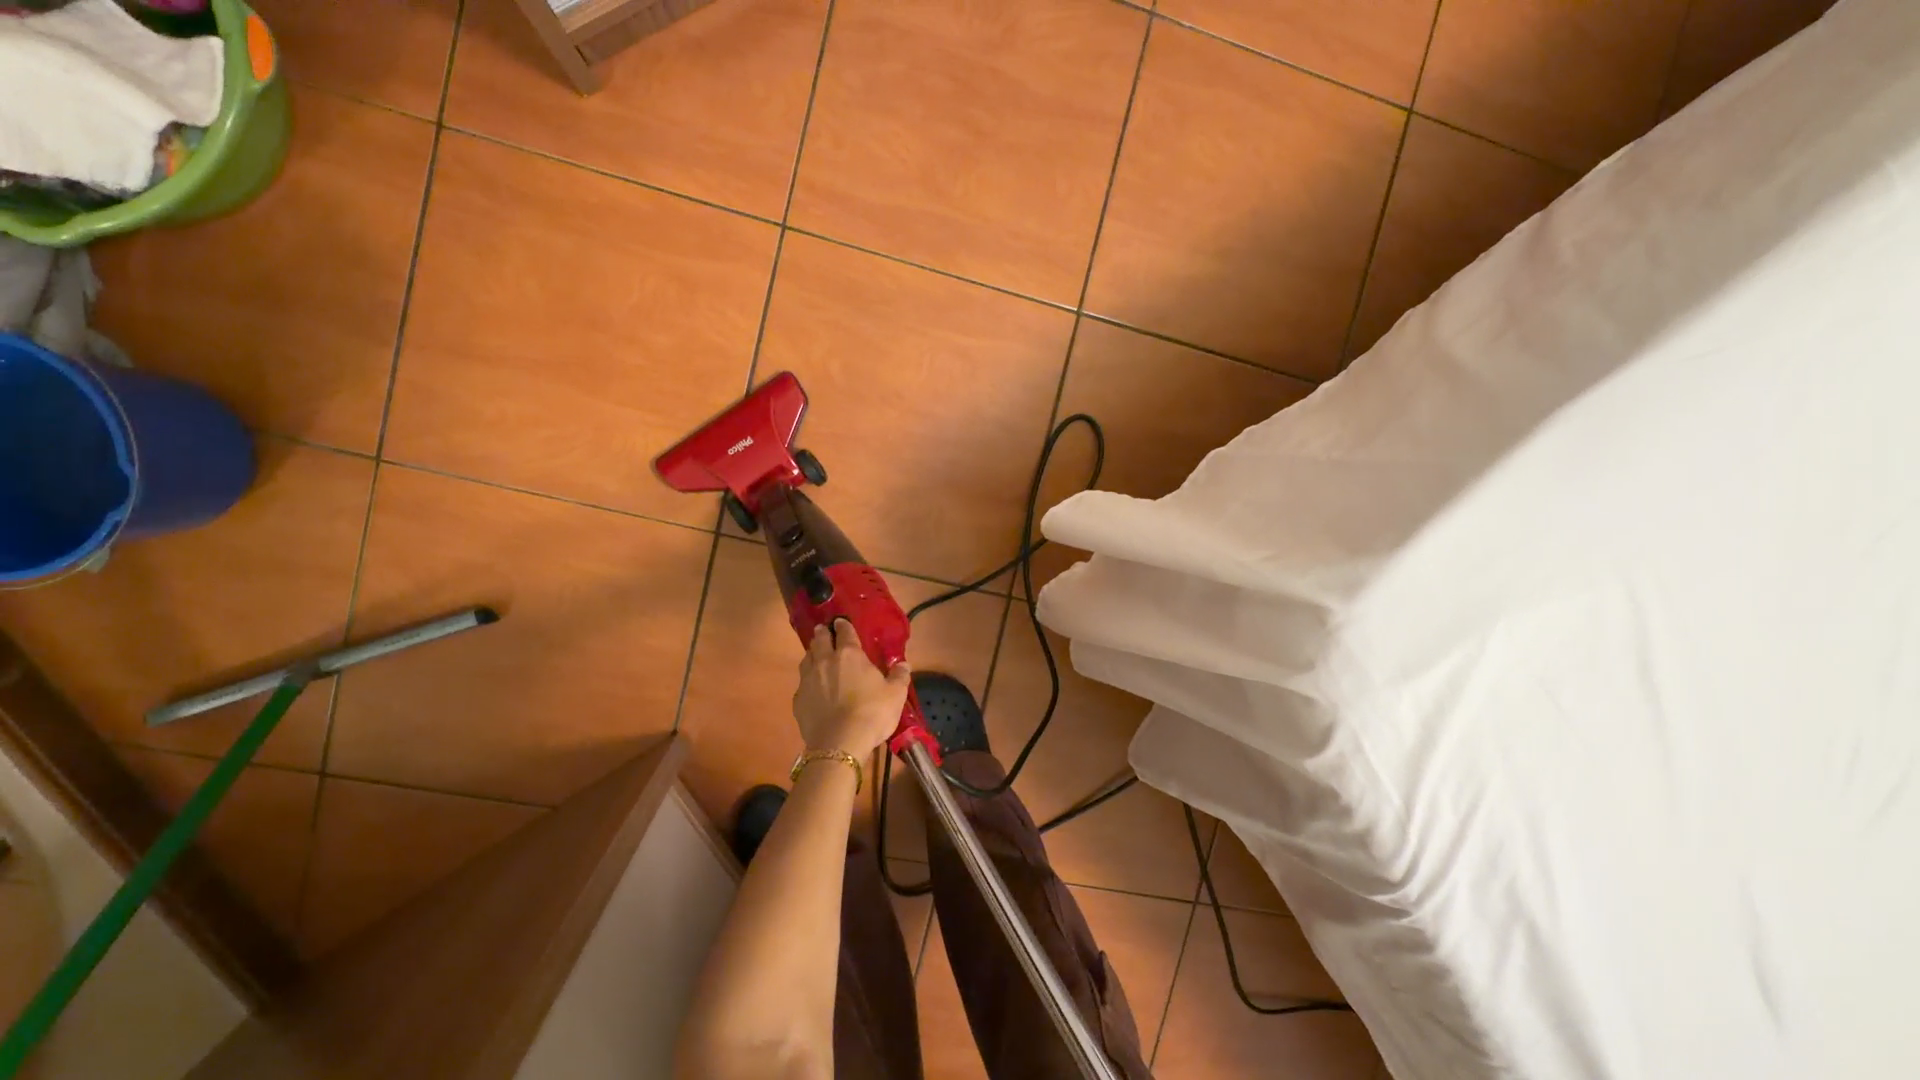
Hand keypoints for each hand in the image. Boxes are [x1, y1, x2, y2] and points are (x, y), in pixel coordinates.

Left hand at [793, 619, 910, 757]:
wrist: (839, 743)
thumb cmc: (872, 713)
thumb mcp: (895, 695)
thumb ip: (899, 677)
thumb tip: (903, 664)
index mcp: (849, 655)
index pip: (845, 632)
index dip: (843, 625)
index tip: (841, 621)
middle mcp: (825, 661)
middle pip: (820, 640)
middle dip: (823, 633)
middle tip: (824, 631)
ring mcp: (808, 680)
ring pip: (807, 659)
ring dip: (812, 653)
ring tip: (816, 654)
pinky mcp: (798, 699)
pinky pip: (802, 683)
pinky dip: (807, 681)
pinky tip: (812, 688)